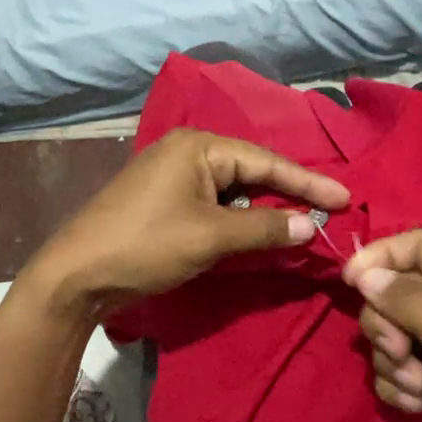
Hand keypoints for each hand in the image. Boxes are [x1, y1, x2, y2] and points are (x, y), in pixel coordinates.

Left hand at [25, 128, 350, 316]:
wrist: (76, 275)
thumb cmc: (146, 246)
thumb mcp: (211, 237)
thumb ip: (264, 228)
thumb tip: (310, 224)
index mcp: (198, 146)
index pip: (266, 161)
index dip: (308, 182)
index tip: (345, 197)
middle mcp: (186, 151)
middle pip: (250, 171)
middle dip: (288, 193)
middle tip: (328, 212)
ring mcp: (171, 175)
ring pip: (232, 189)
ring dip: (263, 208)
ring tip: (301, 224)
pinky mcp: (163, 200)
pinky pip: (213, 203)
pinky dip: (238, 218)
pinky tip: (258, 232)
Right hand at [342, 229, 421, 421]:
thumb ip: (411, 303)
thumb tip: (364, 271)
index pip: (419, 244)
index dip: (382, 256)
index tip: (351, 284)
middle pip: (397, 289)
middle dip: (386, 322)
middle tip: (401, 352)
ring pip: (394, 332)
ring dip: (392, 361)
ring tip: (419, 390)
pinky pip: (401, 368)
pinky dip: (399, 386)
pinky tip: (417, 408)